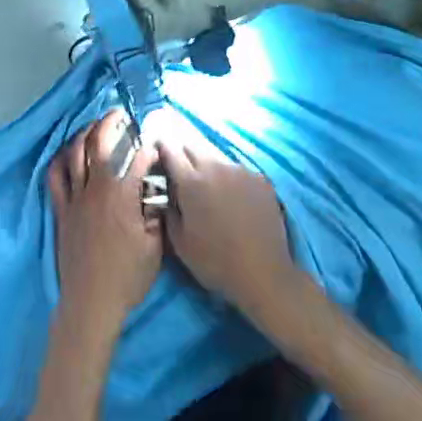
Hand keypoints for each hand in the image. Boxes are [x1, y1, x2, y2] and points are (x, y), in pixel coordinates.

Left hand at [48, 110, 162, 328]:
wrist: (91, 304)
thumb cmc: (128, 277)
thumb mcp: (156, 245)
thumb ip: (158, 212)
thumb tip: (158, 191)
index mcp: (122, 195)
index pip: (135, 156)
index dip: (147, 146)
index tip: (155, 144)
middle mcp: (96, 188)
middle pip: (99, 142)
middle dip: (111, 122)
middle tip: (120, 115)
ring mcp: (75, 198)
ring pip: (75, 153)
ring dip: (85, 134)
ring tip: (95, 126)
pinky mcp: (61, 211)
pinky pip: (55, 178)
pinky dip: (60, 160)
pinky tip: (67, 153)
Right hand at [155, 133, 295, 313]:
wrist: (263, 272)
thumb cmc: (215, 262)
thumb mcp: (180, 243)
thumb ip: (168, 211)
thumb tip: (165, 193)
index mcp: (191, 182)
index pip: (170, 150)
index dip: (162, 148)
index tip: (158, 148)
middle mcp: (215, 167)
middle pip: (193, 148)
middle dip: (184, 156)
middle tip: (184, 175)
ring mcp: (240, 170)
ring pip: (217, 159)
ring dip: (209, 169)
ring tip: (212, 191)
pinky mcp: (260, 178)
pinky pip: (238, 171)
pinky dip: (231, 180)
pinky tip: (236, 201)